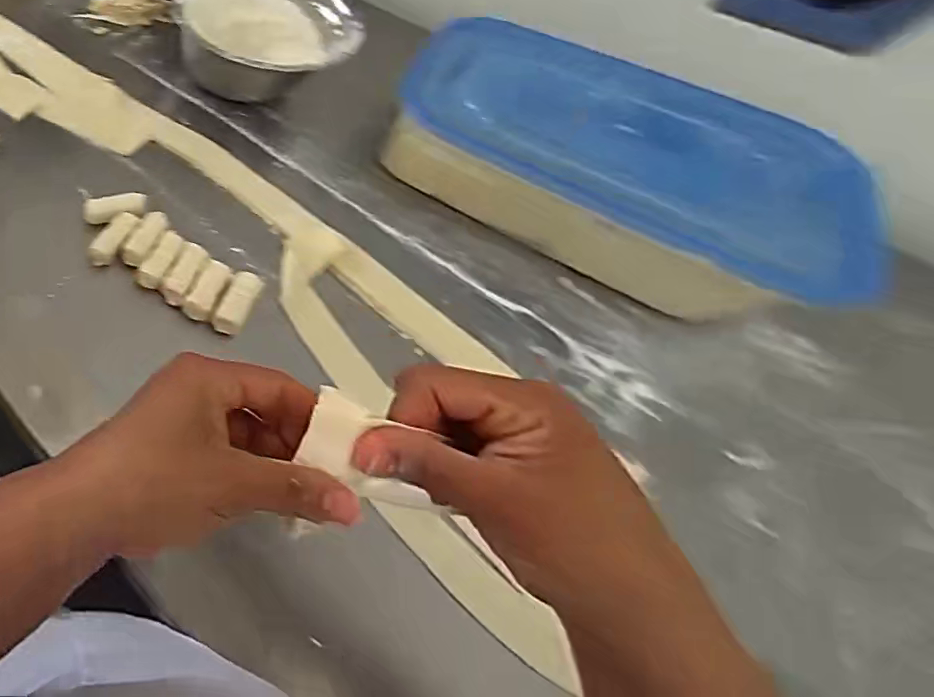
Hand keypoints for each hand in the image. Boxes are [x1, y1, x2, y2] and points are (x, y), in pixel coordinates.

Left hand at [53, 353, 359, 559]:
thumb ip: (293, 488)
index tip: (353, 453)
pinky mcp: (172, 445)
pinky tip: (274, 504)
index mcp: (205, 378)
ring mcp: (181, 417)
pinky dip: (249, 473)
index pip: (276, 385)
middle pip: (261, 407)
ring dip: (275, 464)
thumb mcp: (232, 484)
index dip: (316, 417)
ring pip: (244, 433)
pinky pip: (224, 451)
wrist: (87, 507)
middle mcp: (194, 388)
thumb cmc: (159, 480)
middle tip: (338, 485)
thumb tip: (350, 503)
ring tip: (313, 501)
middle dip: (297, 445)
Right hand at [354, 370, 774, 695]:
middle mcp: (522, 404)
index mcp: (525, 399)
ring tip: (445, 494)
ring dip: (430, 455)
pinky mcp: (520, 459)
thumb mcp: (489, 499)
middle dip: (416, 435)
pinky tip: (457, 497)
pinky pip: (460, 445)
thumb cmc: (576, 550)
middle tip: (422, 480)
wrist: (644, 622)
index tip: (394, 460)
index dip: (404, 416)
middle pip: (435, 397)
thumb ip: (421, 461)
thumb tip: (358, 444)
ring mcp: (523, 432)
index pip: (431, 382)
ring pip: (443, 423)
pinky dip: (445, 468)